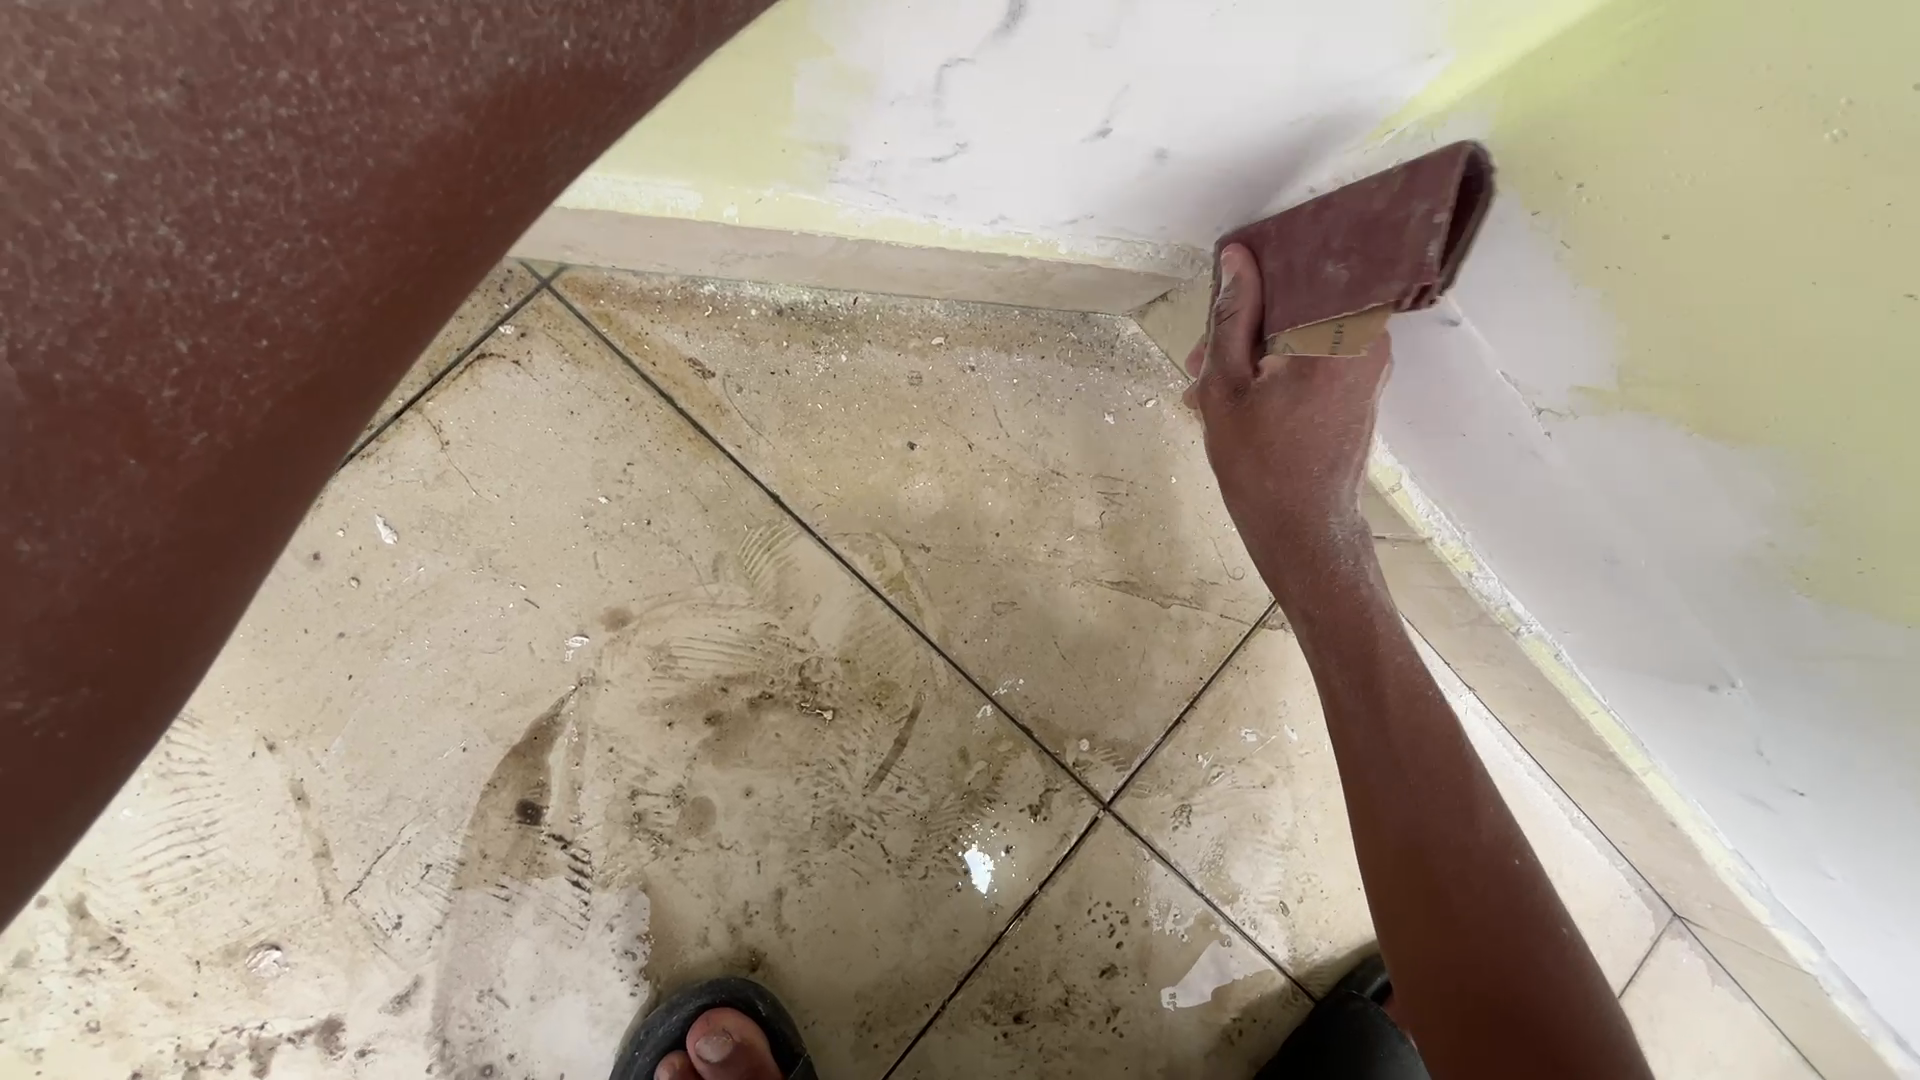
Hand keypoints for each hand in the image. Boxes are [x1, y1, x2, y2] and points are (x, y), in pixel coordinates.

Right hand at [1183, 244, 1391, 608]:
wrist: (1300, 530)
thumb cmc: (1259, 461)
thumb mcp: (1226, 385)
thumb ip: (1232, 317)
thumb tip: (1237, 259)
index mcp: (1343, 331)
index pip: (1320, 262)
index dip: (1270, 265)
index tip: (1232, 283)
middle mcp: (1370, 341)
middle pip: (1307, 300)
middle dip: (1250, 319)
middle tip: (1201, 356)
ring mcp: (1369, 367)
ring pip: (1306, 330)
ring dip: (1256, 346)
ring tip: (1208, 383)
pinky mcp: (1359, 389)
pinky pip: (1315, 356)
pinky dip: (1276, 365)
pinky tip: (1235, 394)